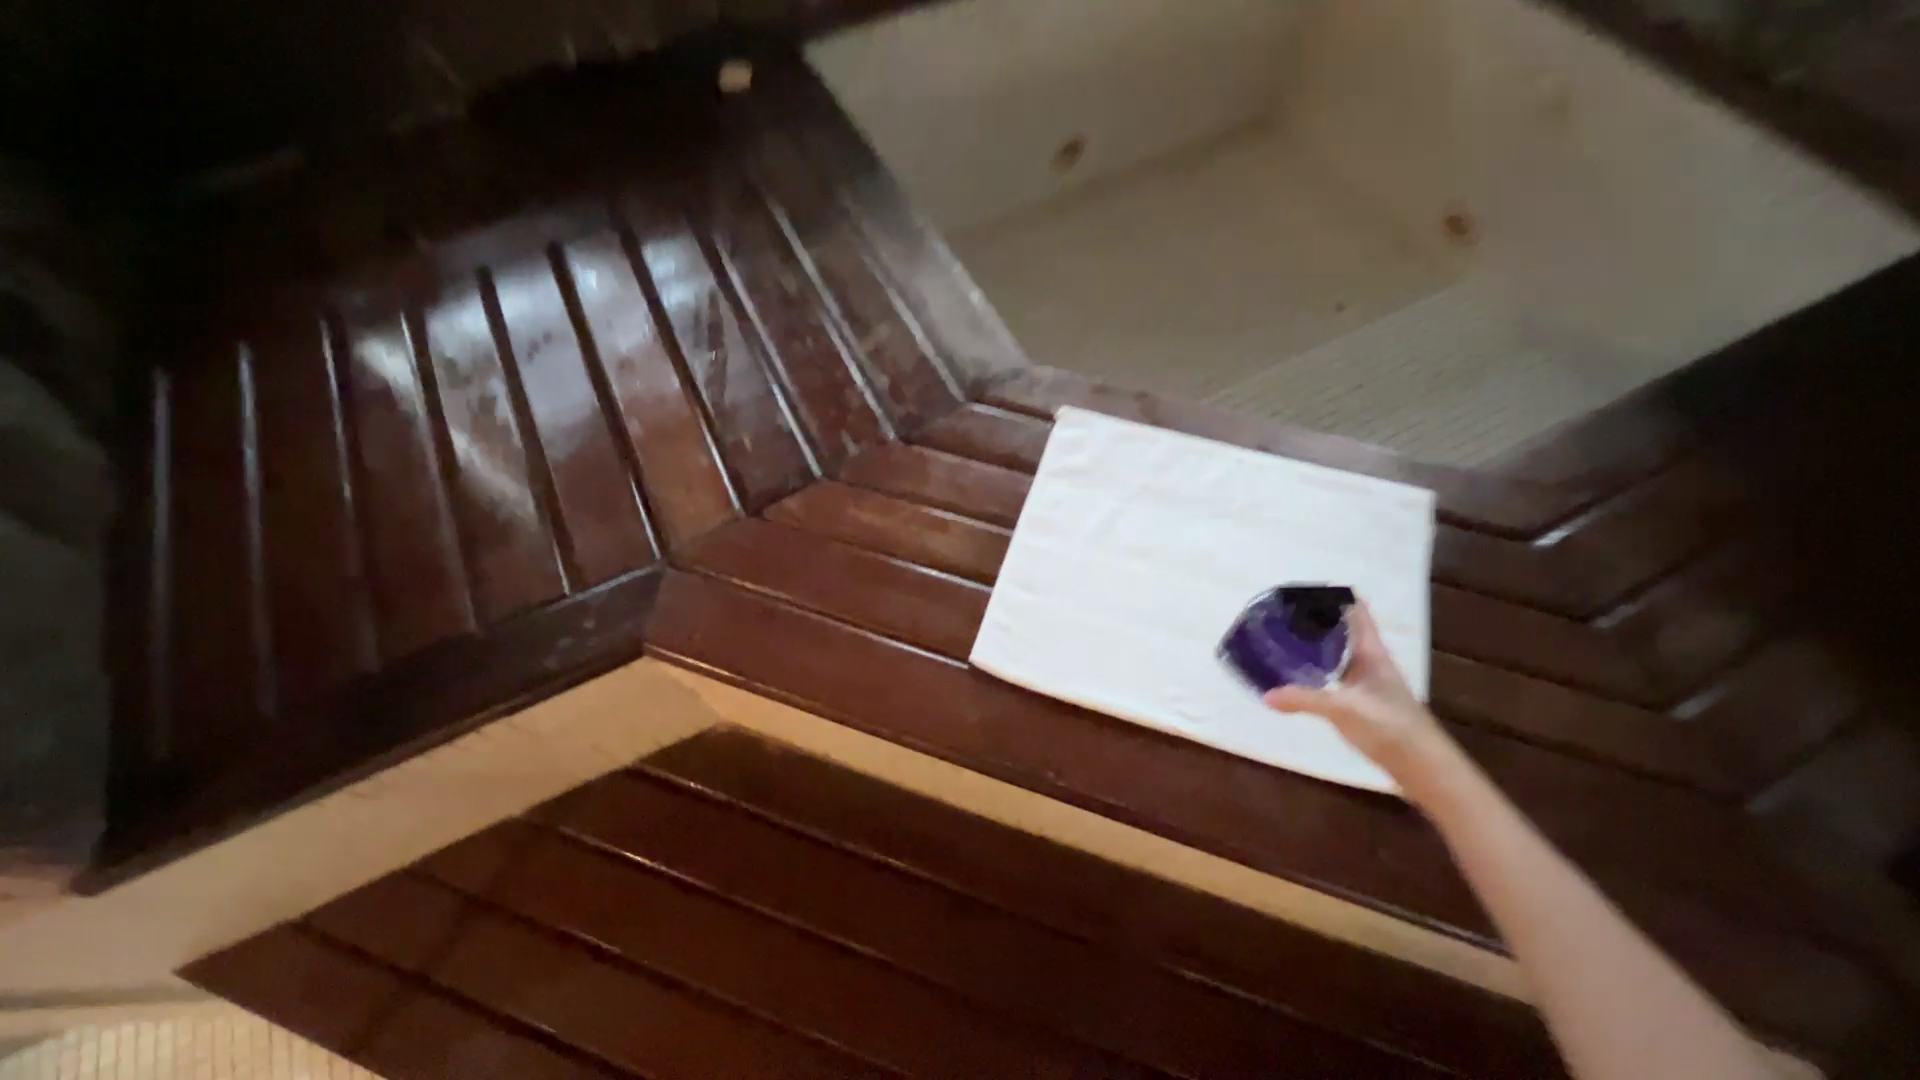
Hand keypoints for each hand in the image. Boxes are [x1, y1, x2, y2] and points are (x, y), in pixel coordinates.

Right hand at [1262, 603, 1453, 785]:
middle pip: (1344, 632)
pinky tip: (1301, 679)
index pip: (1356, 612)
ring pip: (1340, 655)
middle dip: (1317, 621)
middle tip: (1284, 617)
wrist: (1423, 766)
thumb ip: (1305, 699)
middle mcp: (1371, 663)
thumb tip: (1267, 694)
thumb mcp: (1344, 710)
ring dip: (1318, 647)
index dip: (1335, 597)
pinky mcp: (1365, 704)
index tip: (1304, 592)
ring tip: (1286, 642)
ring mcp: (1369, 684)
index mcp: (1372, 653)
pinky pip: (1336, 677)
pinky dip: (1318, 672)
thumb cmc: (1390, 728)